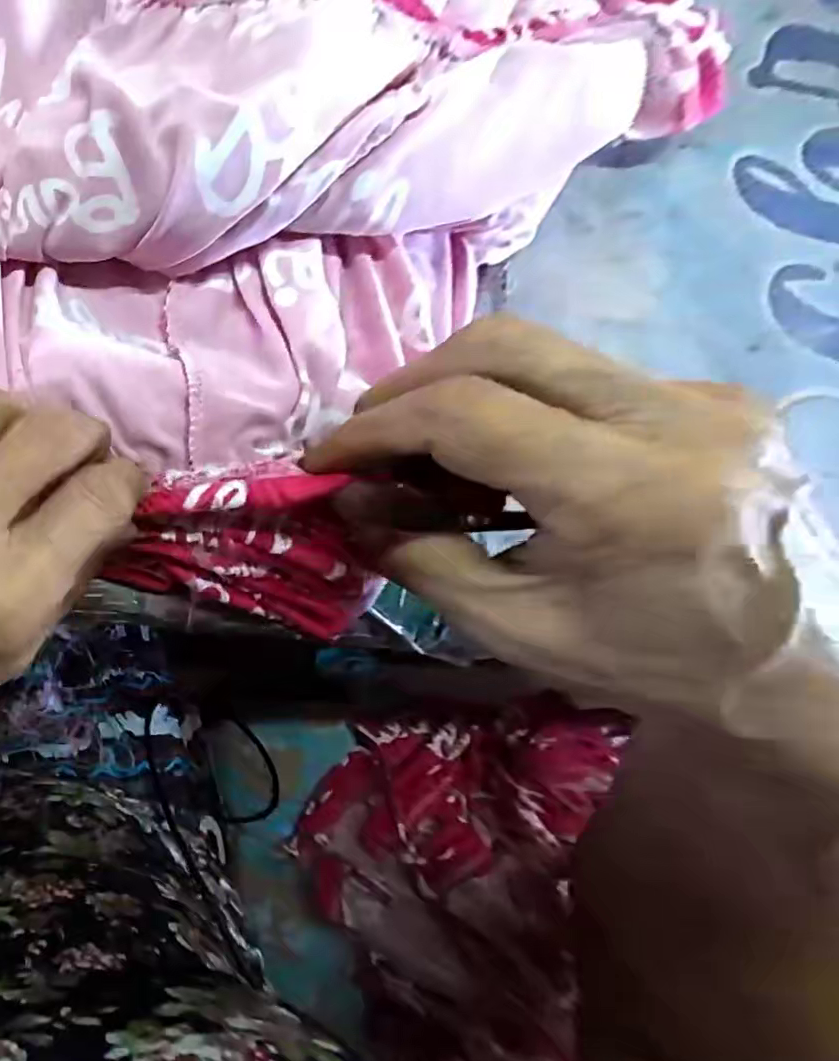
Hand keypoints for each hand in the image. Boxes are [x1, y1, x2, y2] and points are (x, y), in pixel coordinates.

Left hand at [0, 389, 145, 834]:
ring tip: (13, 445)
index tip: (119, 483)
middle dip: (85, 435)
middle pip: (51, 434)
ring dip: (18, 418)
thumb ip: (70, 576)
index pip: (98, 497)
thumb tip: (111, 510)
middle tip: (78, 455)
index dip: (125, 480)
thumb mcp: (18, 650)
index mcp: (11, 590)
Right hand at [302, 315, 807, 723]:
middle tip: (363, 446)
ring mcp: (698, 397)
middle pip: (498, 348)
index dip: (370, 430)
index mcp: (631, 490)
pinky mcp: (696, 396)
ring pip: (528, 348)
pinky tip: (483, 462)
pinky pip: (560, 372)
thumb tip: (342, 499)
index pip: (464, 412)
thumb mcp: (498, 620)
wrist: (784, 665)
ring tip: (417, 457)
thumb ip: (409, 552)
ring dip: (441, 393)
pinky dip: (492, 404)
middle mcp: (677, 419)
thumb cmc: (633, 657)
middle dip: (400, 392)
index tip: (322, 465)